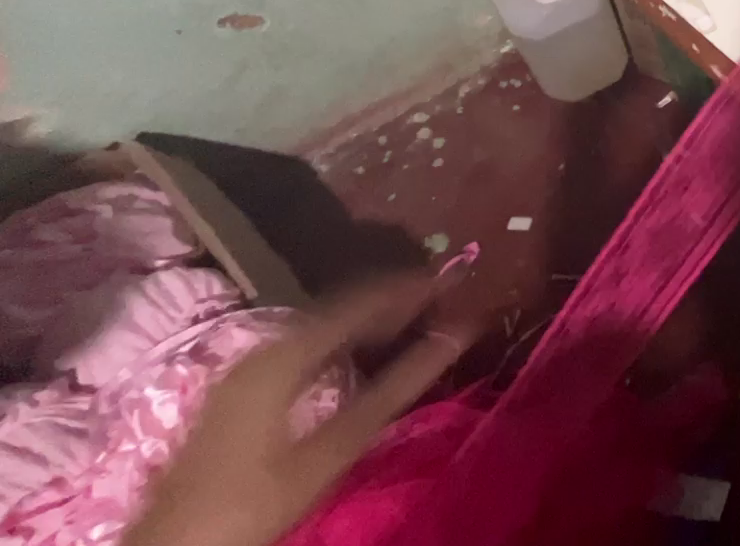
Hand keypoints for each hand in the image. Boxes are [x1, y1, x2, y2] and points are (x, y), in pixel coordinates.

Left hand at [124, 276, 474, 545]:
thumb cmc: (257, 500)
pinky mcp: (240, 389)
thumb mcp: (335, 446)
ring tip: (413, 317)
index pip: (360, 299)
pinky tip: (364, 349)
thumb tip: (460, 332)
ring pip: (322, 323)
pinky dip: (343, 337)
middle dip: (391, 300)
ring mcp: (245, 369)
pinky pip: (306, 342)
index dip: (409, 287)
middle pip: (338, 307)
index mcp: (283, 354)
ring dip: (368, 318)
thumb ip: (399, 386)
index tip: (451, 280)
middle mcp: (261, 349)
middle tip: (439, 296)